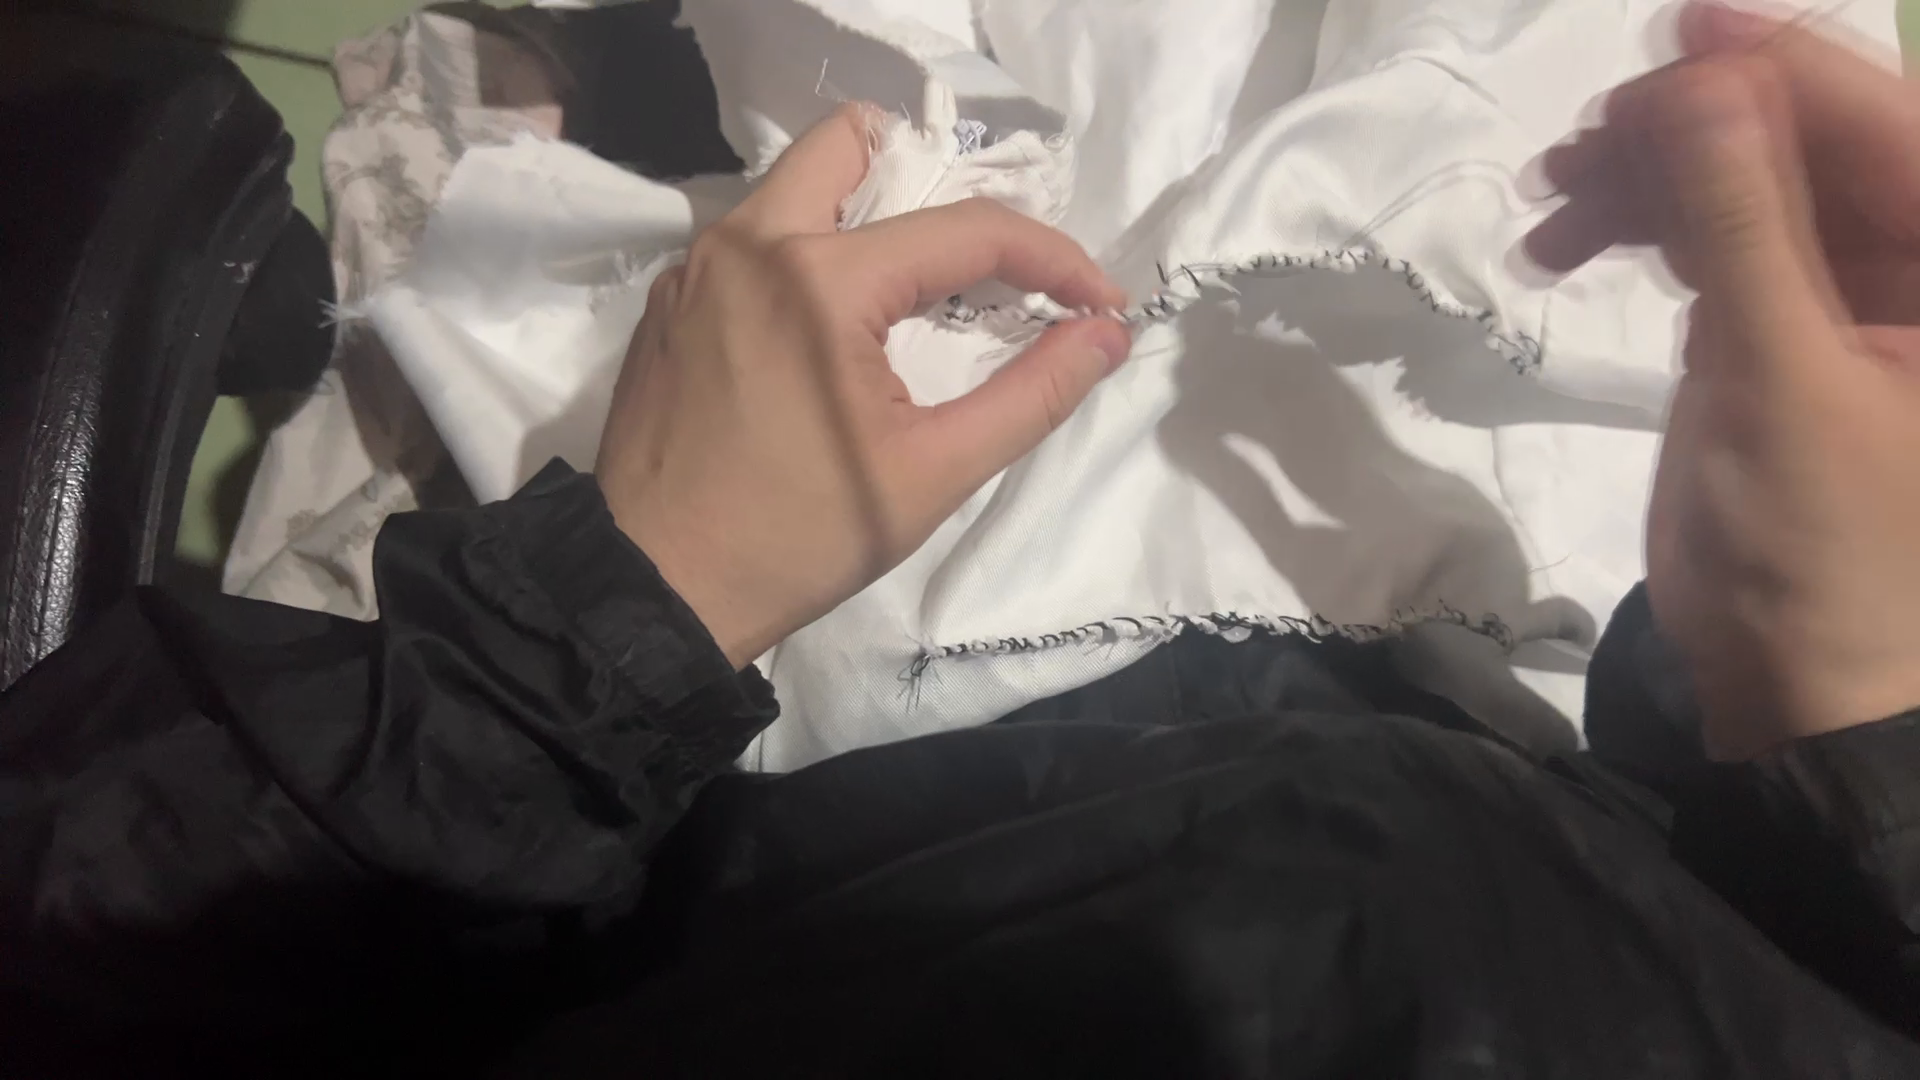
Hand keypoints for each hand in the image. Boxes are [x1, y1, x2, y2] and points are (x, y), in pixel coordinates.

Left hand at [595, 105, 1132, 668]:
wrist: (661, 589)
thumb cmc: (802, 539)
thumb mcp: (934, 474)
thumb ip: (1032, 397)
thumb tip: (1105, 334)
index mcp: (819, 281)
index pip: (967, 231)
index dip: (1054, 260)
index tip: (1097, 303)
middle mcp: (747, 243)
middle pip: (856, 148)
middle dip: (939, 189)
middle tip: (982, 264)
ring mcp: (695, 268)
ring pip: (797, 188)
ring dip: (870, 220)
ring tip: (911, 296)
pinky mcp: (670, 302)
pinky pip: (753, 240)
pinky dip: (810, 257)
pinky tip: (827, 333)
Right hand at [1527, 2, 1919, 757]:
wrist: (1787, 647)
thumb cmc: (1816, 534)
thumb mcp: (1773, 375)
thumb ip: (1740, 232)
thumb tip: (1700, 95)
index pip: (1874, 119)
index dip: (1771, 65)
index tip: (1664, 34)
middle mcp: (1912, 251)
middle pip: (1799, 141)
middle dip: (1683, 132)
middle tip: (1567, 155)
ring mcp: (1834, 286)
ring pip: (1737, 189)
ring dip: (1639, 188)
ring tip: (1547, 217)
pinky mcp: (1762, 324)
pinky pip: (1704, 245)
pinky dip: (1635, 237)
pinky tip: (1572, 251)